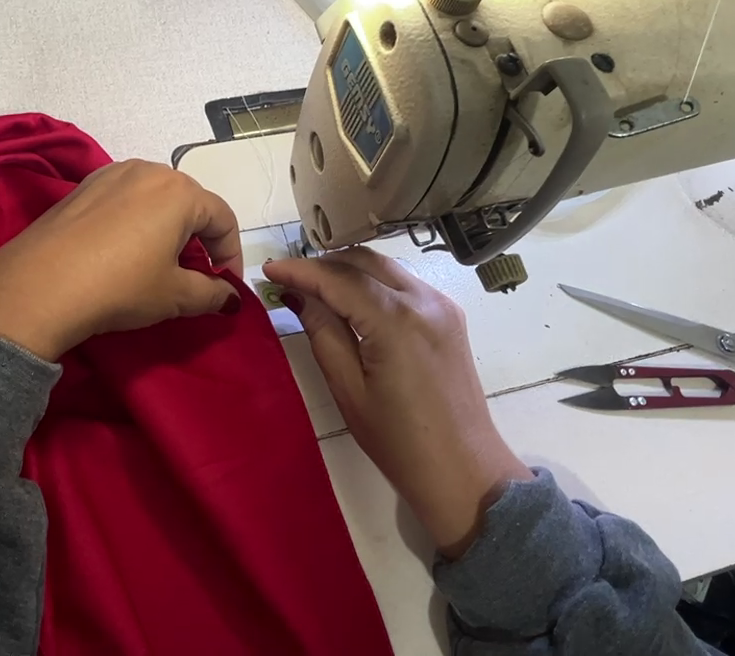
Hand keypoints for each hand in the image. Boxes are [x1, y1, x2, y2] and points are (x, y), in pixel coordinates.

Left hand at [0, 161, 244, 360]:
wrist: (41, 286)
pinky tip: (122, 250)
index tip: (225, 285)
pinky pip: (125, 197)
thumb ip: (211, 294)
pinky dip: (136, 219)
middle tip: (194, 275)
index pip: (223, 218)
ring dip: (167, 226)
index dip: (231, 254)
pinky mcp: (84, 185)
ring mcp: (113, 172)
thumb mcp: (174, 296)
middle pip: (190, 202)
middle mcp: (150, 170)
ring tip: (158, 262)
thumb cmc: (120, 287)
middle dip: (199, 238)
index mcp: (180, 192)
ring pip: (156, 196)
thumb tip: (228, 297)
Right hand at [264, 249, 528, 557]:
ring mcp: (442, 304)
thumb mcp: (349, 390)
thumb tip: (298, 296)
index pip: (339, 278)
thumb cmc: (399, 442)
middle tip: (291, 281)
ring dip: (349, 269)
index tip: (270, 269)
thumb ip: (323, 333)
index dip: (300, 270)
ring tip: (316, 289)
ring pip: (385, 266)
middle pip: (364, 260)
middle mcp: (424, 300)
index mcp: (396, 321)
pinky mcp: (450, 315)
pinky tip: (353, 302)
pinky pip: (403, 282)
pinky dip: (373, 282)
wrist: (464, 472)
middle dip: (324, 263)